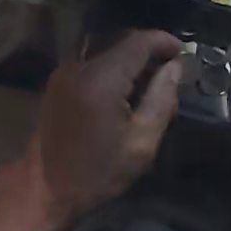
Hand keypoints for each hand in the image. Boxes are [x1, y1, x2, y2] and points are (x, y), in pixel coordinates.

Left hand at [0, 30, 182, 230]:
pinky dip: (114, 70)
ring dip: (131, 62)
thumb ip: (161, 99)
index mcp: (101, 80)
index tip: (183, 52)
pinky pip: (94, 63)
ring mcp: (65, 71)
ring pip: (108, 52)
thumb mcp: (141, 143)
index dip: (163, 41)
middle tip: (171, 74)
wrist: (46, 189)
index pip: (138, 42)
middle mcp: (80, 66)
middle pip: (122, 44)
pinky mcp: (59, 80)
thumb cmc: (98, 173)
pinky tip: (124, 93)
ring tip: (151, 86)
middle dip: (149, 53)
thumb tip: (175, 66)